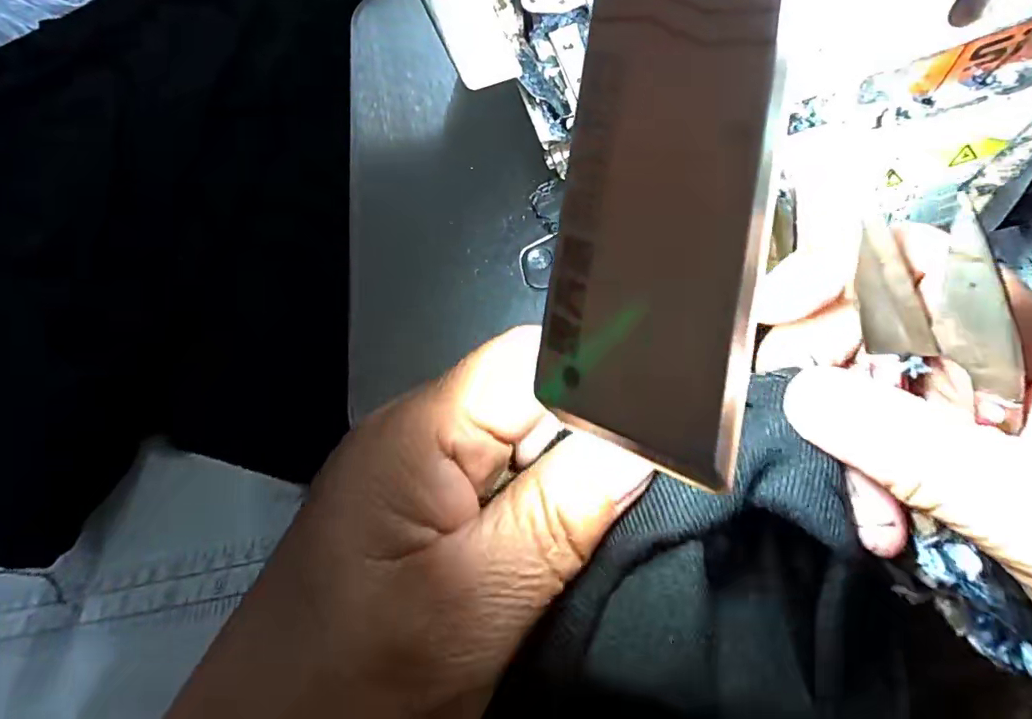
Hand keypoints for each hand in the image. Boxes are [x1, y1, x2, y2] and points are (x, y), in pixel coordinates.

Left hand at [167, 327, 653, 718]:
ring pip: (516, 444)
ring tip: (630, 500)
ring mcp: (414, 471)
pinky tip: (569, 532)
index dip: (599, 370)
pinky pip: (493, 484)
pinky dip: (537, 503)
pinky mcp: (417, 510)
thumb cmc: (358, 672)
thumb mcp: (472, 600)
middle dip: (594, 429)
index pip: (525, 360)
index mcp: (421, 427)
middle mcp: (416, 430)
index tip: (673, 400)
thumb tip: (642, 443)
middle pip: (526, 398)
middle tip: (671, 463)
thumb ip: (557, 514)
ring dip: (568, 471)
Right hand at [755, 225, 1031, 716]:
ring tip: (875, 513)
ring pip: (878, 396)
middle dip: (835, 374)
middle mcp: (1006, 369)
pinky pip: (893, 450)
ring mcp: (988, 421)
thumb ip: (917, 450)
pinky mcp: (974, 469)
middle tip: (805, 415)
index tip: (780, 308)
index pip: (923, 267)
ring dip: (855, 447)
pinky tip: (889, 527)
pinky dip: (876, 483)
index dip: (843, 271)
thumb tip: (801, 394)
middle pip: (883, 330)